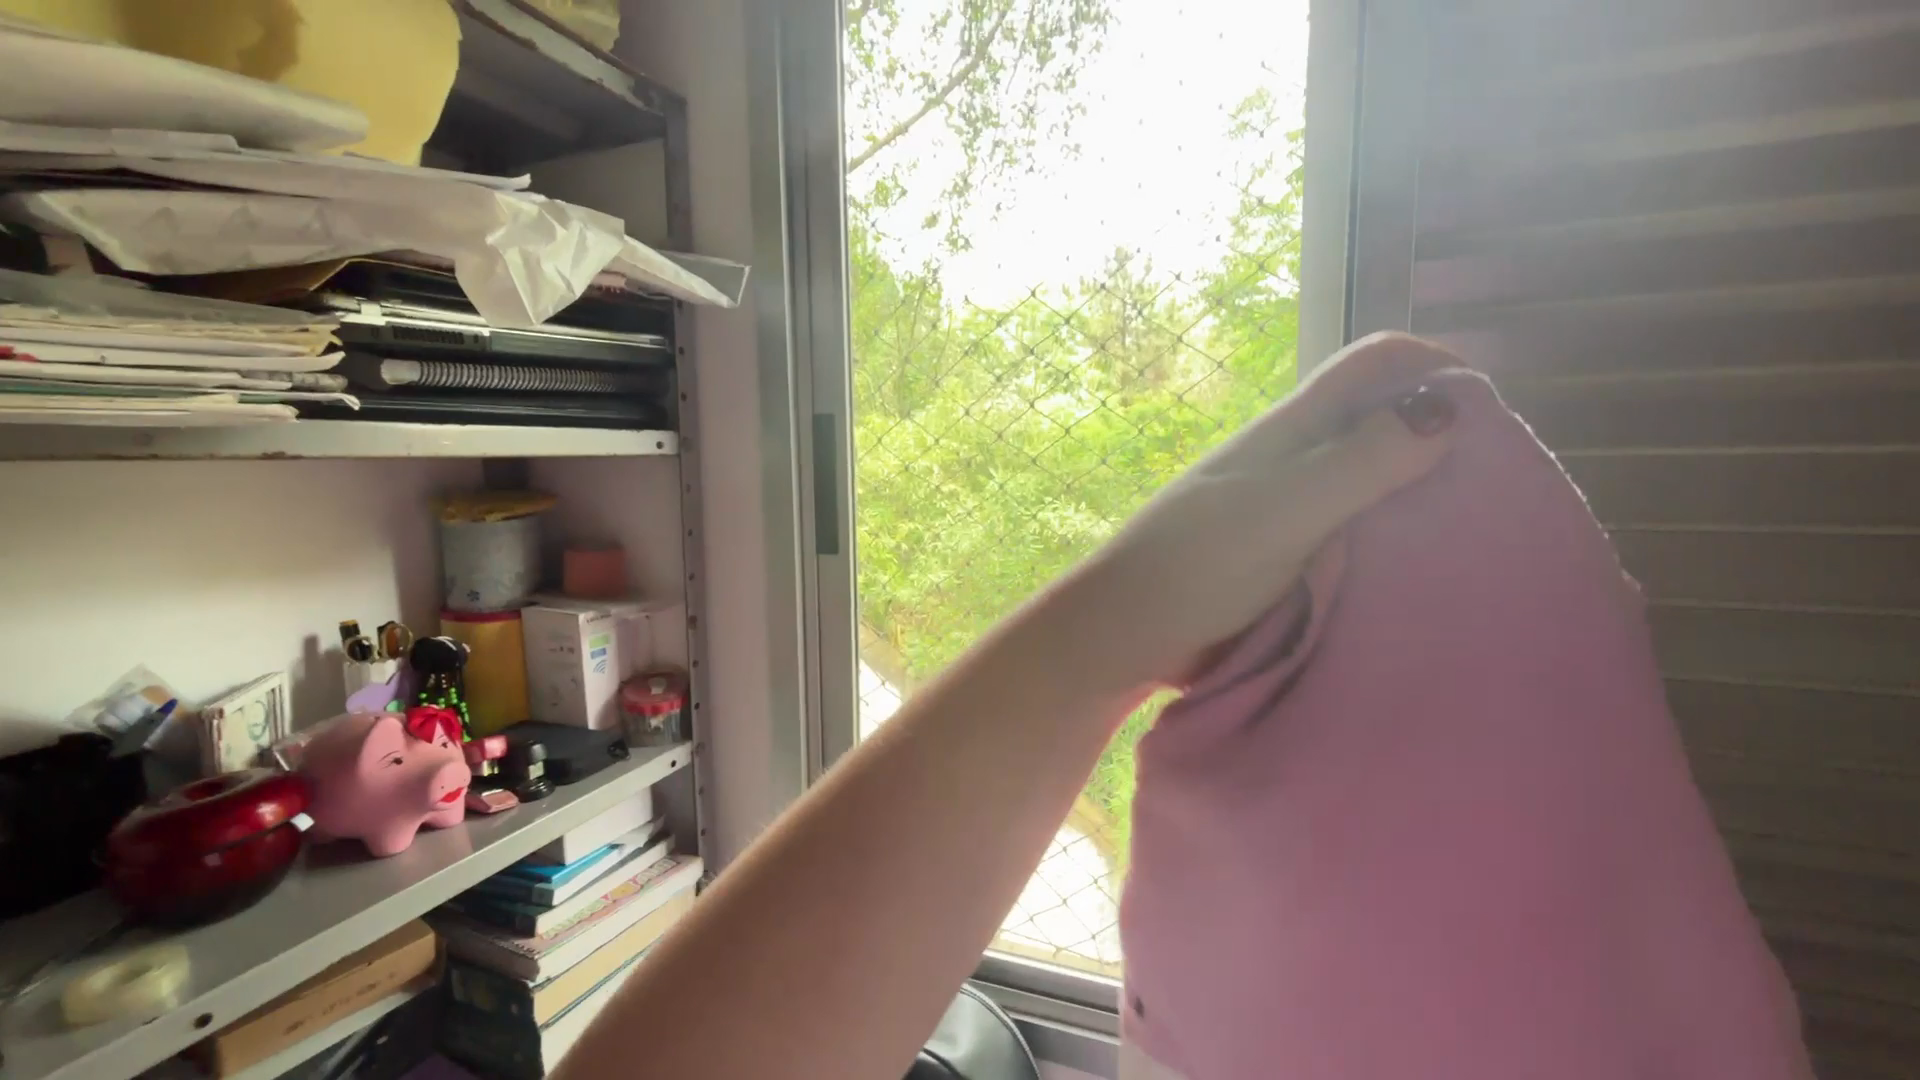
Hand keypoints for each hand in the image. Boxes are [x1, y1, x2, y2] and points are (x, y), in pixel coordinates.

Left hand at [1046, 332, 1461, 690]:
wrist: (1130, 630)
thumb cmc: (1197, 563)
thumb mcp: (1283, 509)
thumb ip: (1358, 462)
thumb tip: (1447, 404)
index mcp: (1293, 430)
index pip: (1373, 363)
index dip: (1434, 366)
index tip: (1492, 419)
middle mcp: (1299, 459)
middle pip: (1385, 421)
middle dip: (1445, 440)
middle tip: (1501, 491)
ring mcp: (1295, 509)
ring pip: (1376, 482)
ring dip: (1423, 497)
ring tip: (1479, 535)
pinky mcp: (1293, 556)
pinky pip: (1358, 534)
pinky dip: (1395, 542)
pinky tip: (1426, 571)